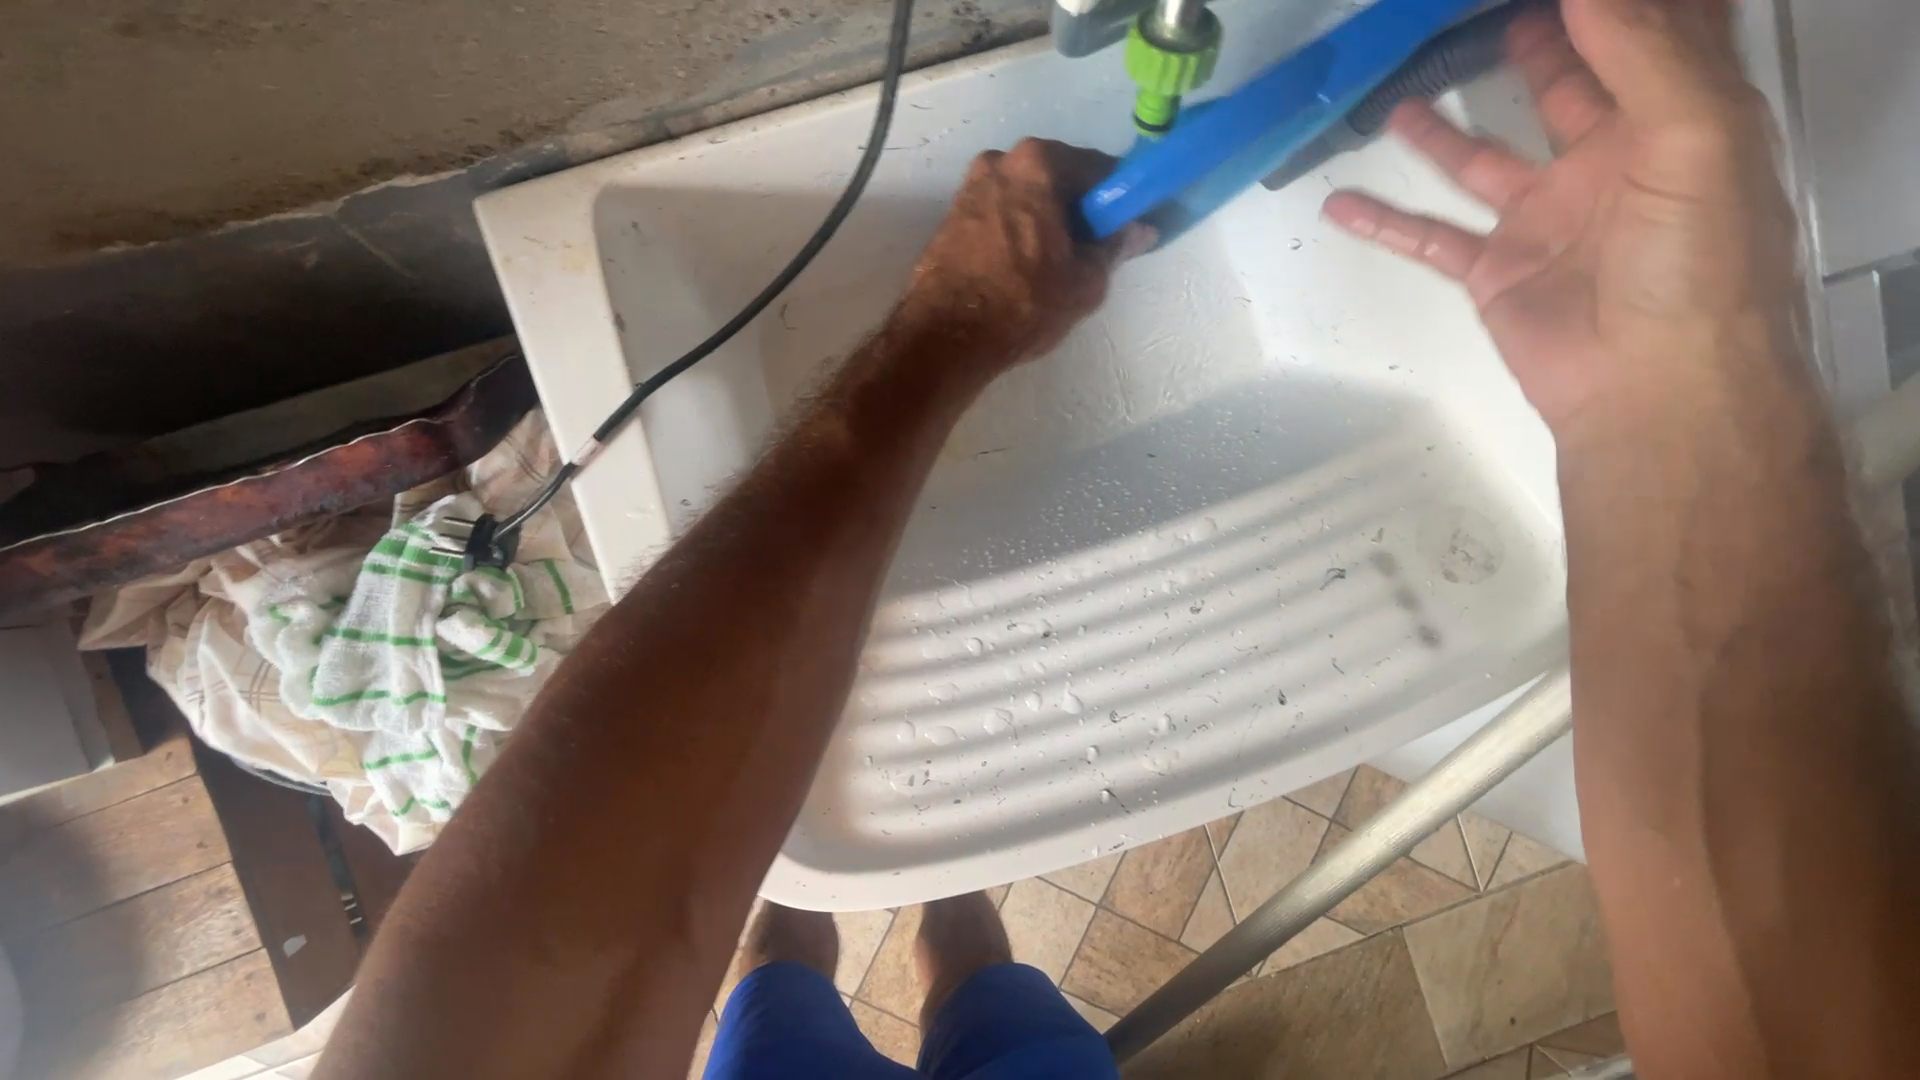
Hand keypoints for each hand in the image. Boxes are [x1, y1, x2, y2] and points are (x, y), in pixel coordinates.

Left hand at [898, 138, 1154, 372]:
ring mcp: (968, 190)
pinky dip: (1017, 235)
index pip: (1097, 170)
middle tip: (1094, 252)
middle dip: (1078, 211)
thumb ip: (1114, 248)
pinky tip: (1024, 271)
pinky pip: (999, 219)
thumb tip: (1141, 229)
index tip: (1133, 221)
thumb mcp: (1084, 282)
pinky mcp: (950, 220)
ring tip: (1057, 268)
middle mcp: (998, 162)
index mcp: (1037, 162)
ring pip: (1025, 201)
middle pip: (1056, 181)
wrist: (946, 339)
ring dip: (1046, 224)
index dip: (1119, 199)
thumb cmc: (1023, 304)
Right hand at [1325, 0, 1805, 442]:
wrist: (1650, 380)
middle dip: (1539, 49)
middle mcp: (1605, 166)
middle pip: (1565, 91)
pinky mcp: (1493, 271)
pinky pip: (1428, 238)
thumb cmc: (1694, 259)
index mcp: (1671, 125)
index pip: (1650, 41)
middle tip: (1500, 16)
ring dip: (1441, 134)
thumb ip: (1641, 56)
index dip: (1615, 9)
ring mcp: (1541, 222)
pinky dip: (1383, 223)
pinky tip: (1342, 203)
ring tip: (1403, 101)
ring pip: (1480, 163)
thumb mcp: (1694, 136)